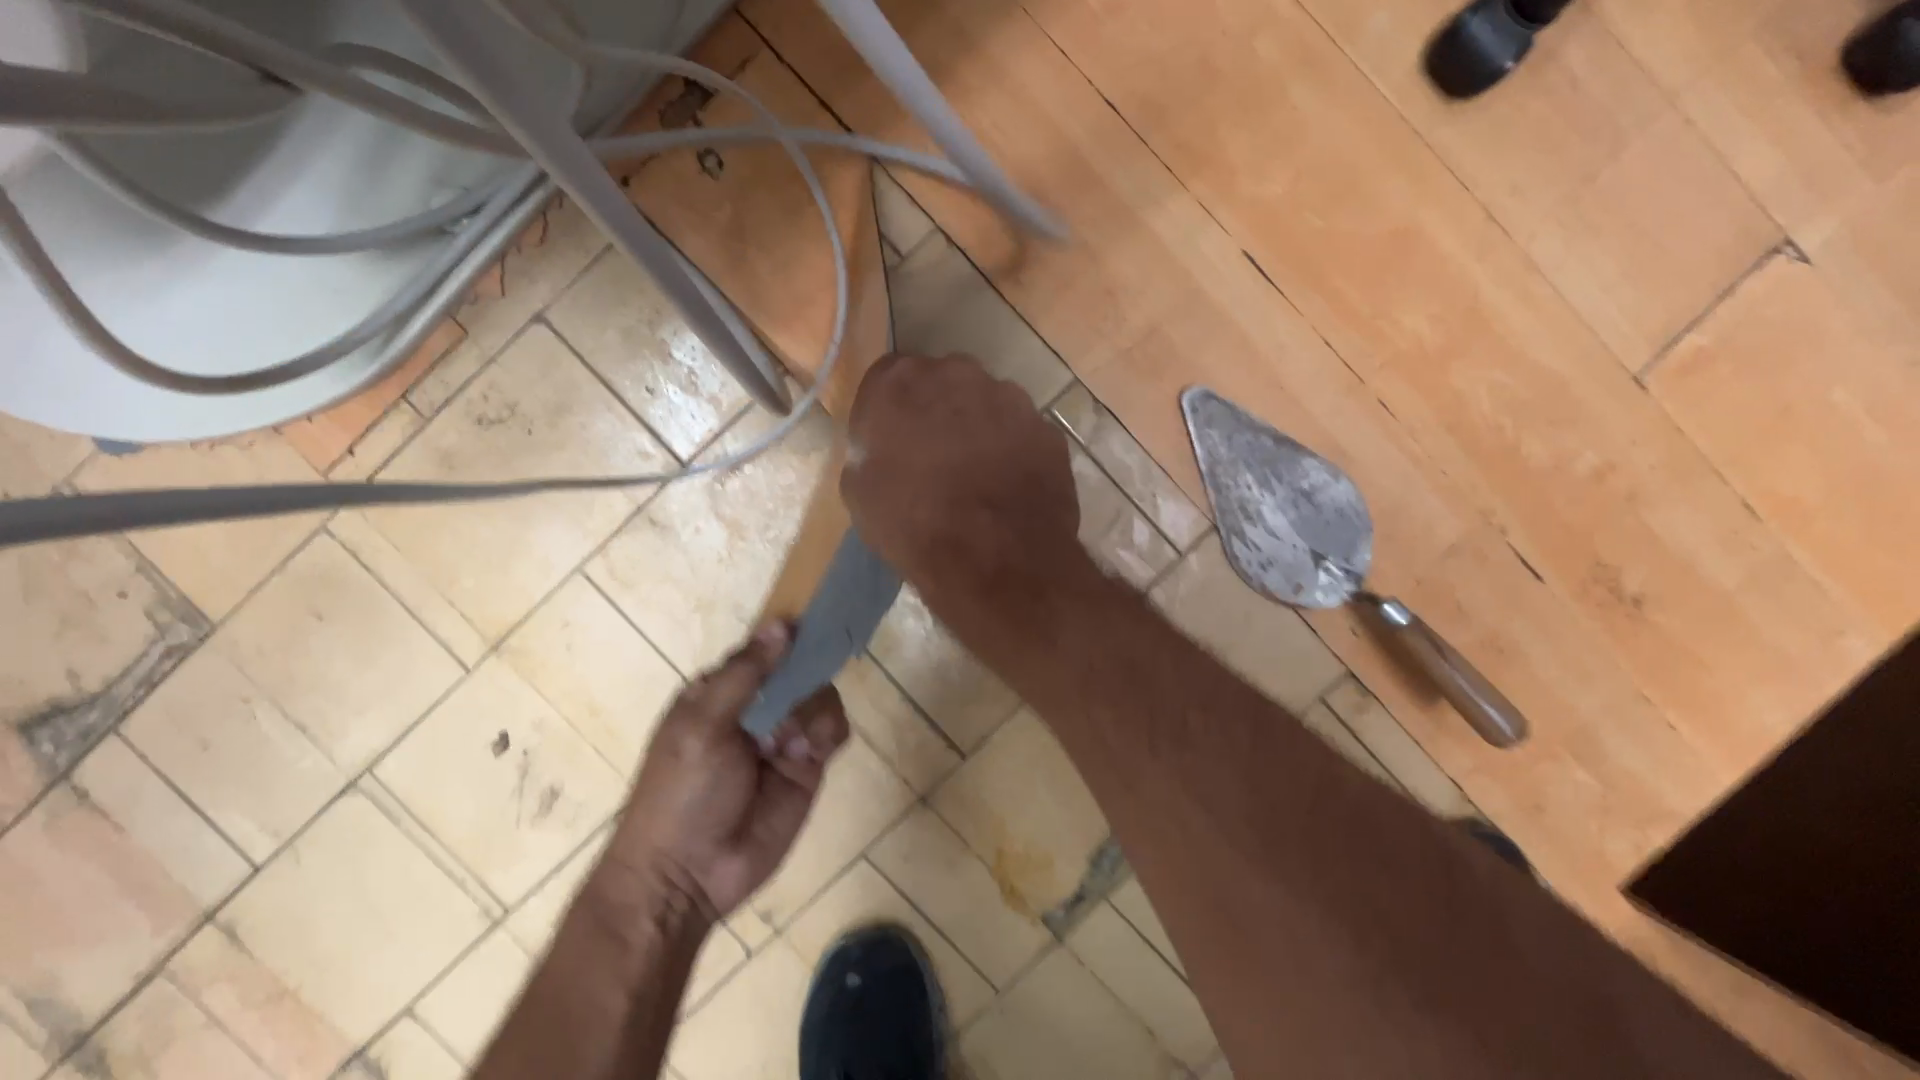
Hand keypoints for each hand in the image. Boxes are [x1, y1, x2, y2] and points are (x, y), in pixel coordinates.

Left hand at [611, 621, 849, 919]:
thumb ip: (745, 674)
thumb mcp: (701, 725)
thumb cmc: (680, 793)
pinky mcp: (807, 769)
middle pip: (800, 669)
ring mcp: (783, 739)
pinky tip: (806, 755)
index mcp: (717, 691)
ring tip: (790, 745)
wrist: (687, 876)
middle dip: (804, 678)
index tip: (813, 624)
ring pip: (821, 698)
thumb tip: (783, 623)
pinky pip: (834, 733)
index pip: (762, 649)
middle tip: (792, 704)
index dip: (786, 636)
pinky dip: (828, 735)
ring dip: (812, 713)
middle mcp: (754, 709)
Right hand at [842, 353, 1085, 595]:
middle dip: (938, 412)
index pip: (888, 379)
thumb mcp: (860, 491)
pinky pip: (1022, 434)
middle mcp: (957, 373)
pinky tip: (1008, 490)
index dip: (890, 411)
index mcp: (900, 383)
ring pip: (988, 404)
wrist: (994, 556)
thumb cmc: (913, 524)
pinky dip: (1014, 453)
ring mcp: (1010, 398)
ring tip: (977, 478)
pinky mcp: (1047, 429)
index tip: (891, 441)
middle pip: (943, 383)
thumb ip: (870, 451)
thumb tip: (883, 449)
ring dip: (979, 430)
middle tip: (934, 458)